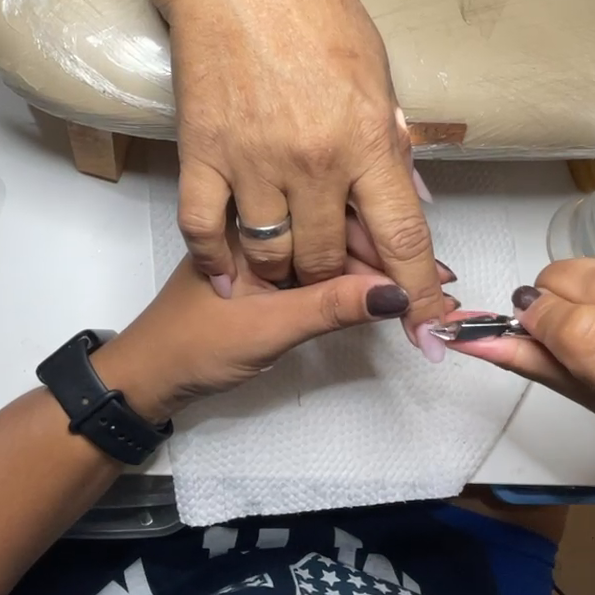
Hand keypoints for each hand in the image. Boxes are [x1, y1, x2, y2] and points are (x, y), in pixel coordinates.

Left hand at [93, 240, 434, 420]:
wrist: (149, 374)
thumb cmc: (196, 346)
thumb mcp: (266, 328)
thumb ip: (329, 308)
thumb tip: (398, 295)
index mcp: (258, 220)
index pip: (337, 223)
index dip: (389, 250)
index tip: (435, 274)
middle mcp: (266, 225)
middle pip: (342, 232)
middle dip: (393, 259)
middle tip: (445, 285)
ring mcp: (270, 250)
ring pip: (335, 250)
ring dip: (379, 271)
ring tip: (429, 291)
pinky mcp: (271, 275)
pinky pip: (320, 270)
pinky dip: (353, 284)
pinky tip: (385, 295)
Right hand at [146, 0, 444, 343]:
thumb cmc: (311, 7)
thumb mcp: (376, 69)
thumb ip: (387, 139)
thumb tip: (401, 192)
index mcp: (368, 138)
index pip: (402, 236)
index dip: (417, 291)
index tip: (424, 325)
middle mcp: (315, 161)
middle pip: (330, 257)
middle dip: (338, 276)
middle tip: (335, 267)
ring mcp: (253, 161)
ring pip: (271, 253)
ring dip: (282, 269)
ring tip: (286, 262)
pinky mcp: (201, 154)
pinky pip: (205, 230)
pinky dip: (215, 261)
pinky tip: (226, 275)